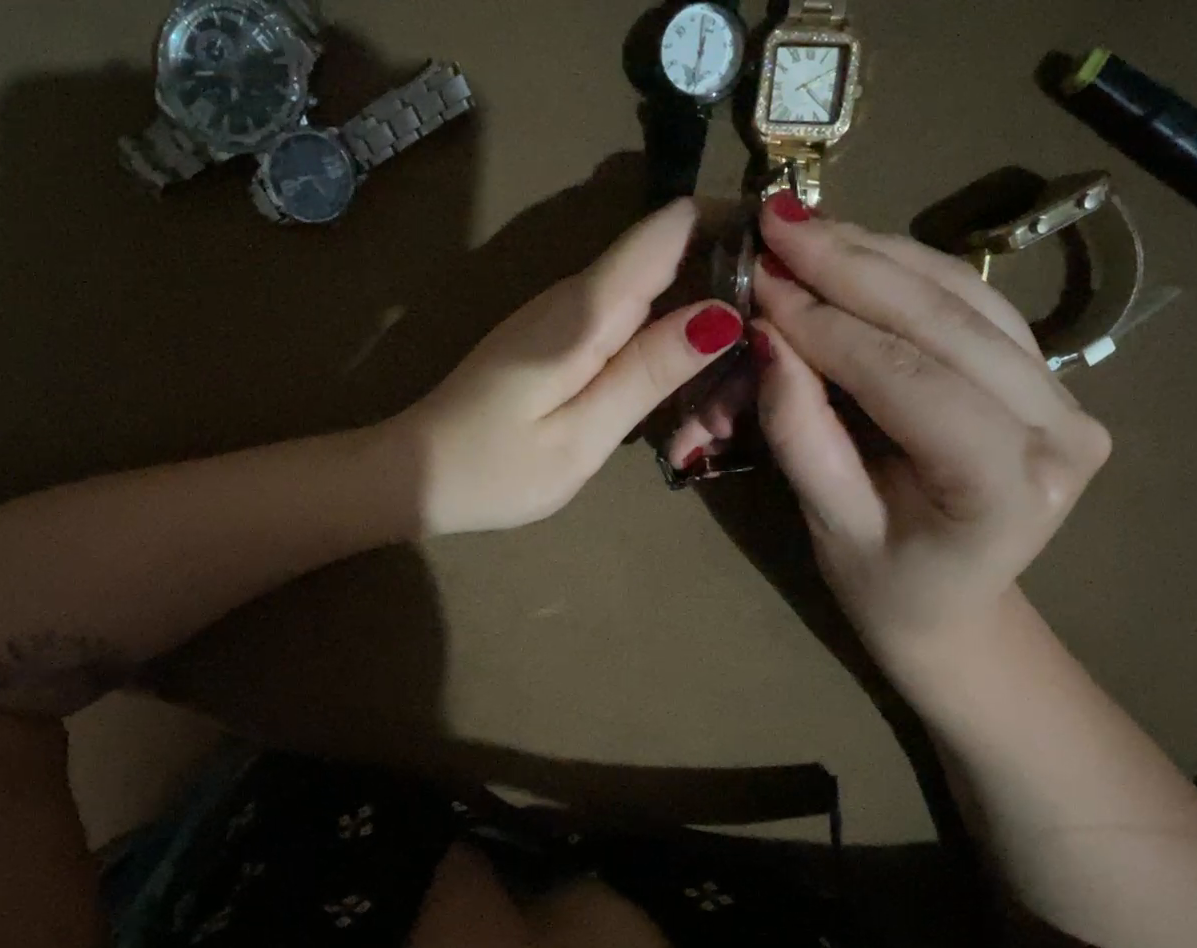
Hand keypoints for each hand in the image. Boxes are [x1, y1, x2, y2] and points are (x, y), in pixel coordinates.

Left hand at [391, 199, 744, 534]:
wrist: (412, 476)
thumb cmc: (495, 469)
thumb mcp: (582, 434)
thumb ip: (649, 371)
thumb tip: (723, 312)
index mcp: (586, 309)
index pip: (668, 229)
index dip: (729, 223)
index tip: (785, 259)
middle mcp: (573, 296)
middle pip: (665, 257)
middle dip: (723, 284)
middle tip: (771, 347)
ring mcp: (560, 315)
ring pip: (646, 291)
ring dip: (695, 319)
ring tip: (737, 376)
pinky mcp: (553, 339)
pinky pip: (621, 320)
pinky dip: (660, 341)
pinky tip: (682, 383)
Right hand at [750, 192, 1112, 659]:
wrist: (956, 605)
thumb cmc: (886, 584)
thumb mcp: (831, 524)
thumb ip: (800, 433)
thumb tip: (764, 335)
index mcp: (1007, 486)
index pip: (910, 380)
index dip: (829, 326)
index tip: (759, 282)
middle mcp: (1059, 428)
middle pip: (946, 321)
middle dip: (851, 266)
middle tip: (775, 222)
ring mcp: (1067, 392)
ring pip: (965, 295)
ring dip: (877, 252)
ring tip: (803, 227)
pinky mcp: (1050, 372)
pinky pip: (973, 302)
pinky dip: (906, 268)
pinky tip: (851, 247)